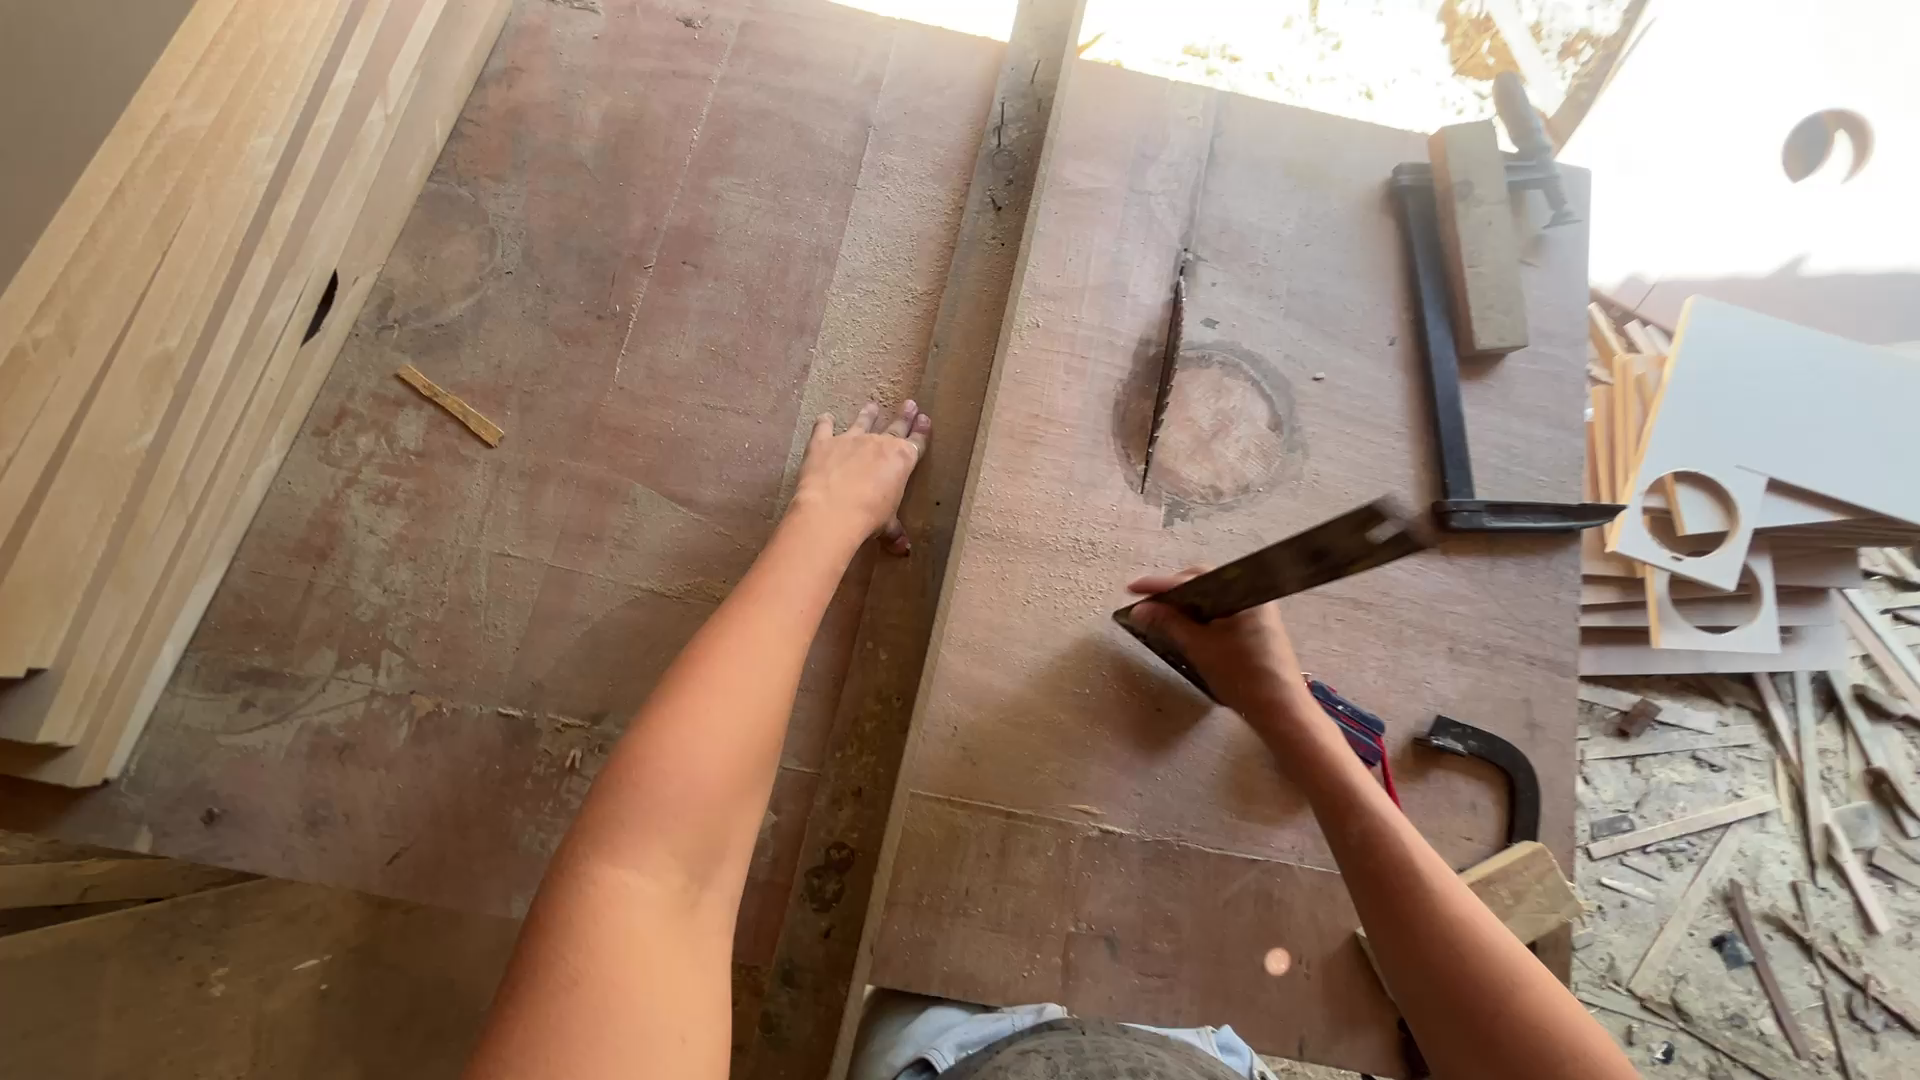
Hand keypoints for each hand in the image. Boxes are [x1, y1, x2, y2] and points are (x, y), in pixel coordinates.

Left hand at [791, 400, 930, 554]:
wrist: (832, 511)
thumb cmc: (868, 518)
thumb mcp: (886, 526)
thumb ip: (895, 533)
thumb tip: (903, 550)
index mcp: (901, 461)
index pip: (916, 443)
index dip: (921, 432)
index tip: (925, 419)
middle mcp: (879, 444)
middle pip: (895, 427)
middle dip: (904, 416)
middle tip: (909, 404)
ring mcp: (850, 440)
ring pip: (862, 422)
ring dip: (868, 414)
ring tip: (872, 406)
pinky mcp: (823, 443)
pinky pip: (824, 428)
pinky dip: (825, 422)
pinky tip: (825, 416)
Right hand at [1126, 567, 1309, 739]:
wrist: (1280, 709)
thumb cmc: (1242, 675)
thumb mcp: (1199, 646)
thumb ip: (1168, 622)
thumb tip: (1140, 609)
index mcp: (1241, 592)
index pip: (1192, 580)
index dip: (1159, 585)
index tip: (1133, 588)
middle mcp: (1251, 594)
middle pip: (1203, 583)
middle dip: (1173, 592)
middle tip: (1148, 602)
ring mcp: (1255, 610)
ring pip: (1211, 597)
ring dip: (1186, 605)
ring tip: (1162, 614)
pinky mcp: (1255, 626)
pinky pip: (1221, 610)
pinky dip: (1200, 616)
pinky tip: (1185, 626)